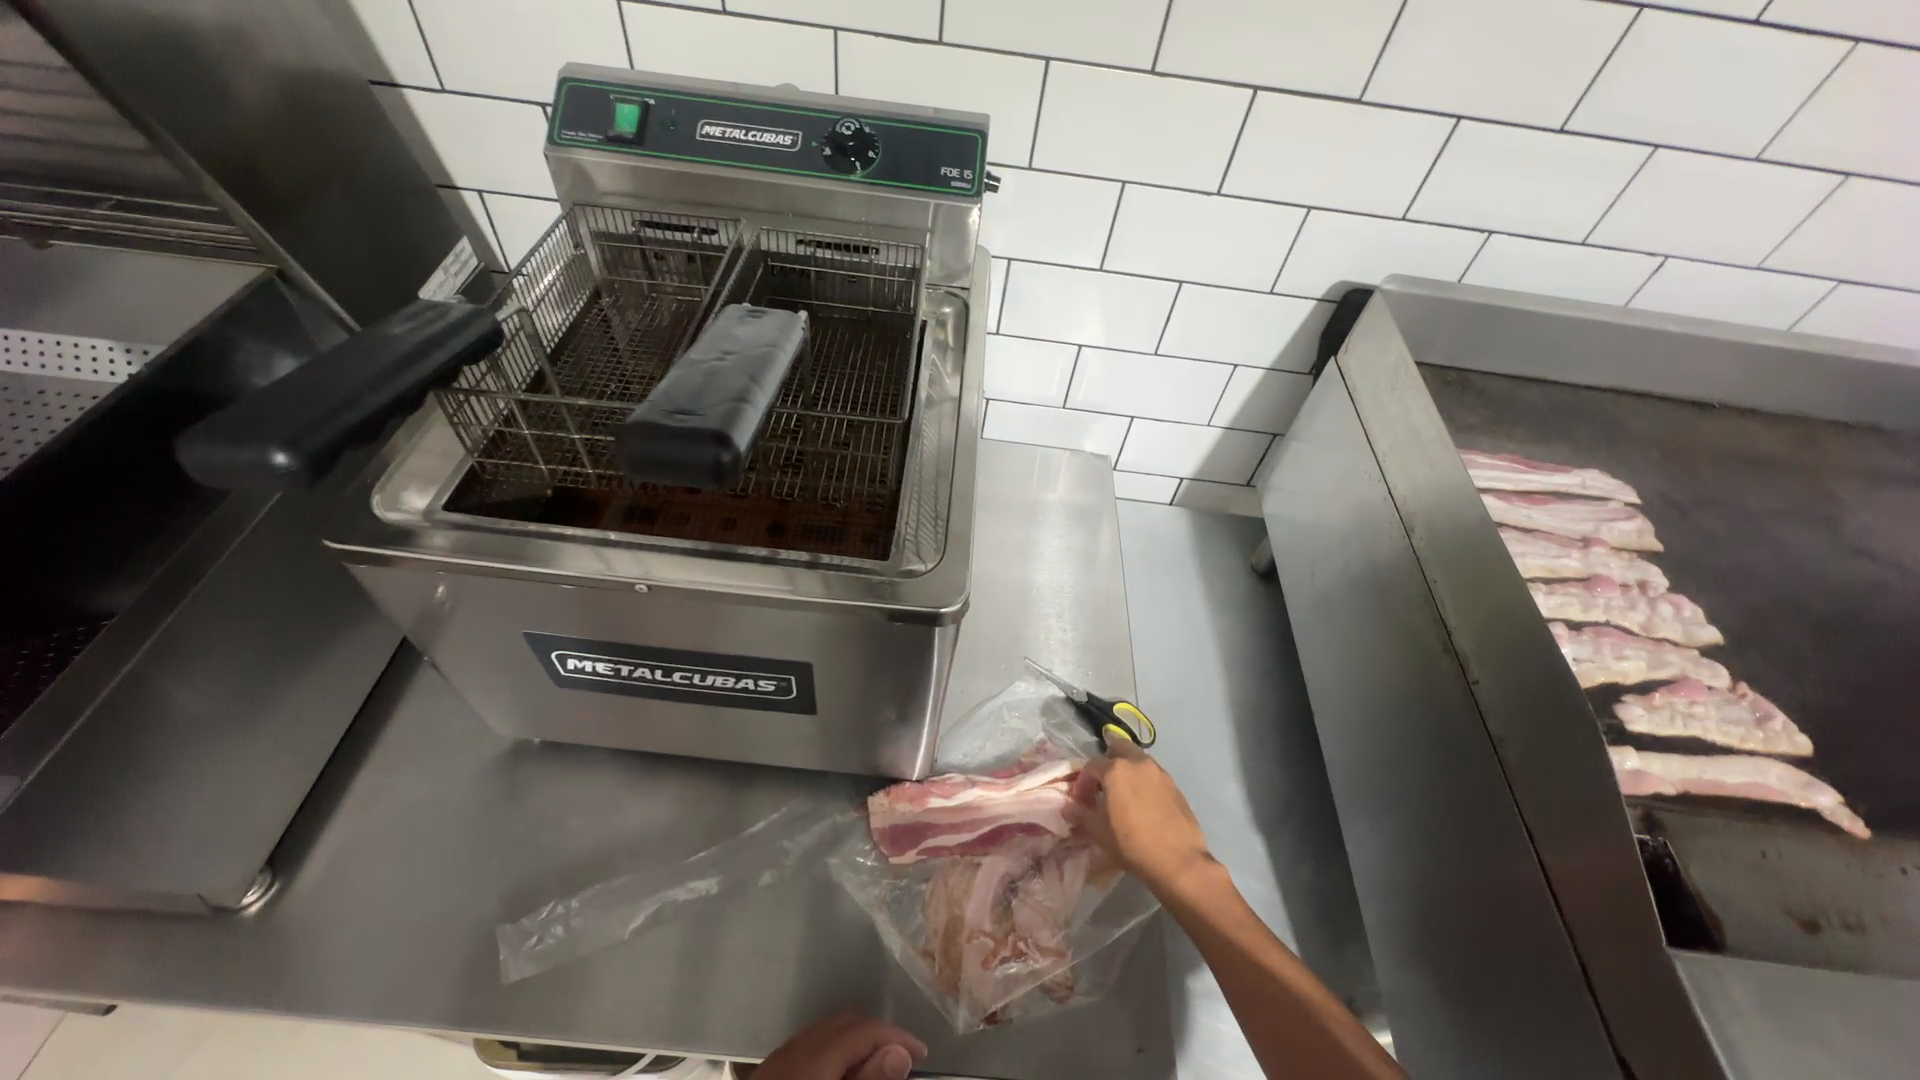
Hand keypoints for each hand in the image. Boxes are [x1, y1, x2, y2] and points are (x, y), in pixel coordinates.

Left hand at [750, 1011, 927, 1079]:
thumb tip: (899, 1053)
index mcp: (811, 1059)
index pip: (862, 1029)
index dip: (896, 1036)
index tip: (922, 1055)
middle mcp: (792, 1052)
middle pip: (842, 1024)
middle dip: (876, 1036)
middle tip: (903, 1062)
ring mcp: (776, 1063)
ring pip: (824, 1035)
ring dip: (855, 1044)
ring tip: (878, 1070)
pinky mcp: (769, 1076)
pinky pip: (808, 1050)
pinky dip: (833, 1055)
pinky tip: (842, 1077)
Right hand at [1070, 738, 1215, 895]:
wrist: (1178, 861)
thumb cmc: (1132, 844)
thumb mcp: (1099, 832)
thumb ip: (1081, 815)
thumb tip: (1068, 808)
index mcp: (1116, 770)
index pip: (1091, 765)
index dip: (1082, 782)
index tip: (1082, 802)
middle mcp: (1138, 763)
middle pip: (1118, 748)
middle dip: (1107, 763)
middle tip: (1103, 787)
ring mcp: (1160, 772)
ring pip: (1137, 760)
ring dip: (1126, 771)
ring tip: (1123, 797)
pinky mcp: (1175, 785)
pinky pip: (1153, 775)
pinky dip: (1143, 782)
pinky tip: (1143, 806)